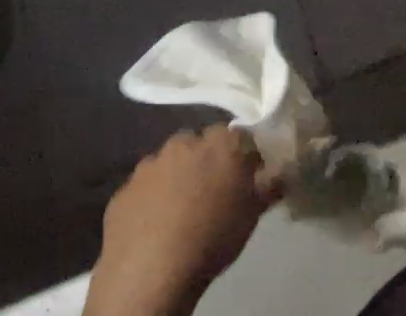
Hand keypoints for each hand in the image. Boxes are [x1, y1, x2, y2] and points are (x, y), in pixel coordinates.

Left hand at [87, 126, 277, 315]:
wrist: (151, 271)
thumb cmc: (213, 237)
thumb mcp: (252, 215)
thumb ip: (269, 187)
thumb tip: (282, 173)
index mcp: (221, 143)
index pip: (239, 136)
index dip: (243, 155)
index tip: (247, 176)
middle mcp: (184, 143)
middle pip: (200, 144)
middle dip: (207, 161)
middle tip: (213, 192)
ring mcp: (149, 164)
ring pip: (169, 162)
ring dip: (177, 177)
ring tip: (182, 211)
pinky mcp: (123, 189)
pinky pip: (144, 187)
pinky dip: (152, 198)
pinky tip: (156, 224)